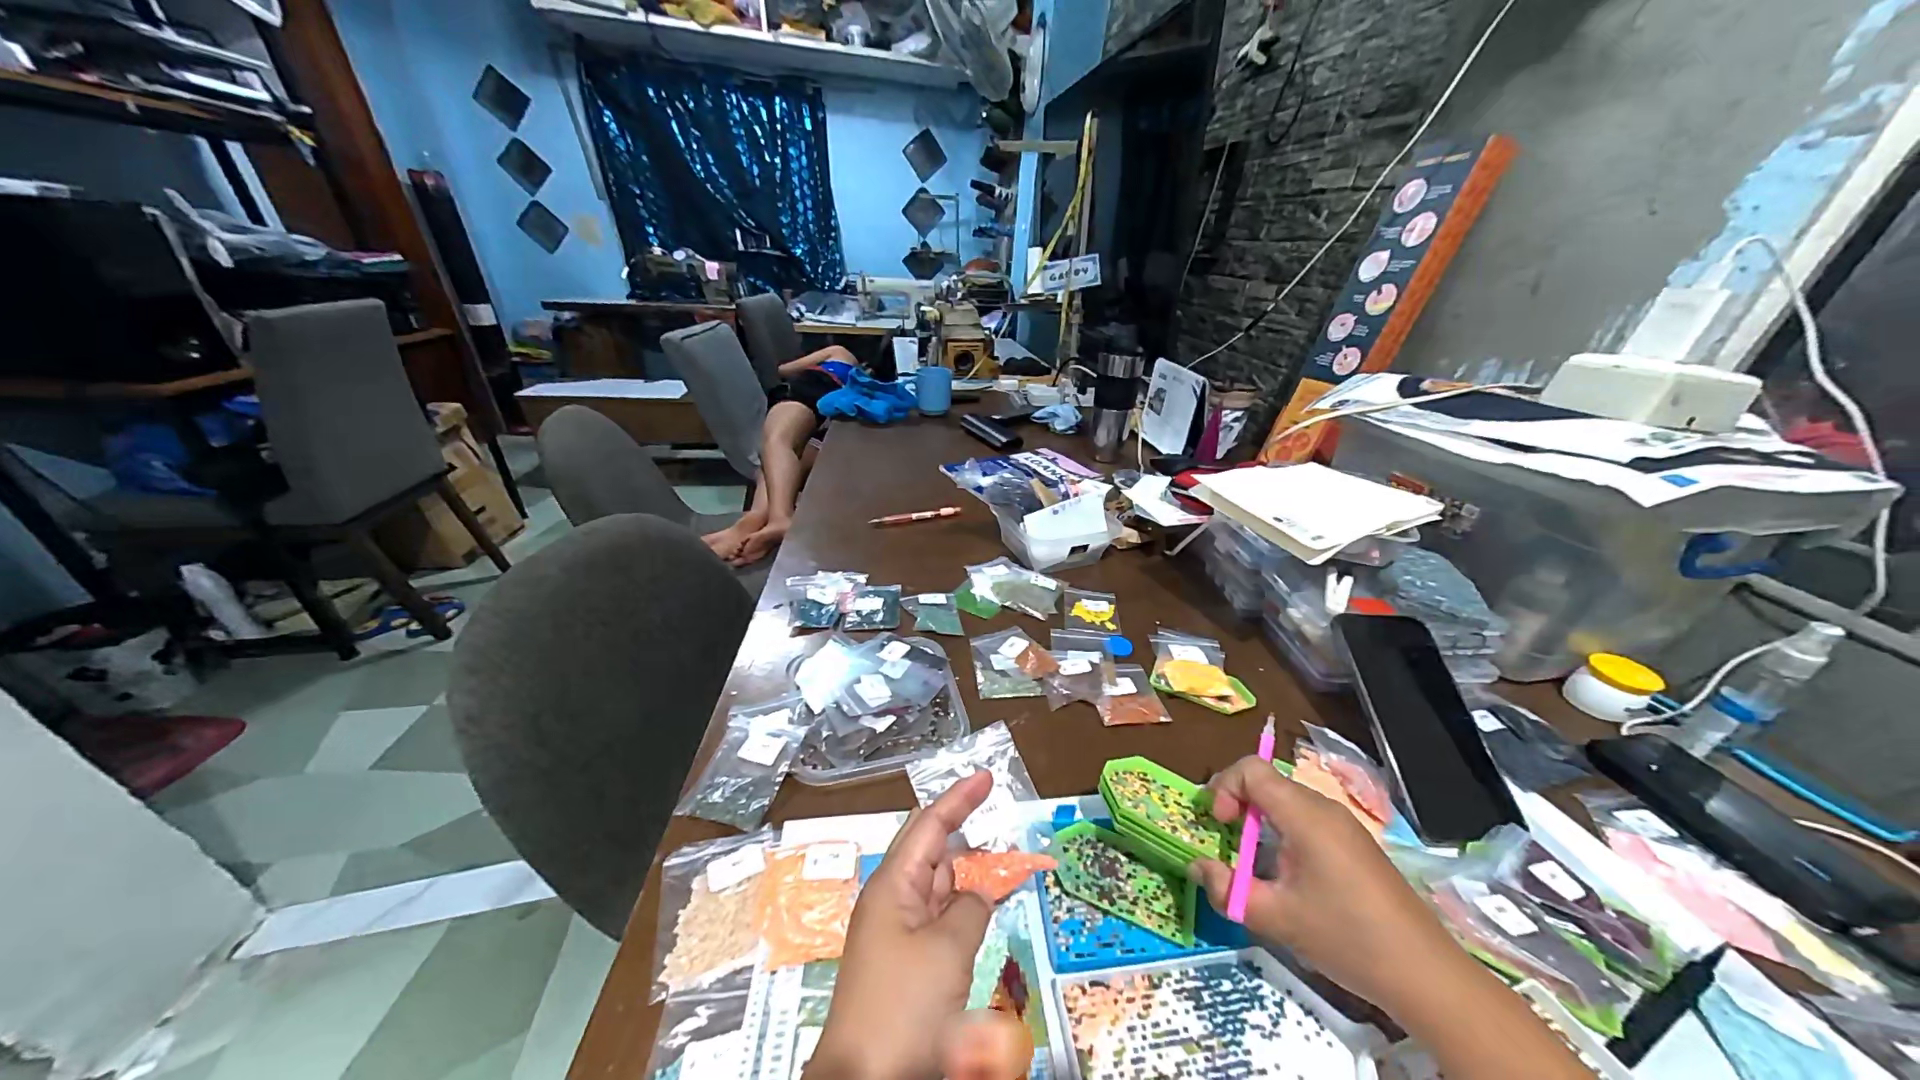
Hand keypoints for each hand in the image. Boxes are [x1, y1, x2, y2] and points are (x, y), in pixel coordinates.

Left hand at [809, 771, 996, 1079]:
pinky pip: (940, 920)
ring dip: (968, 872)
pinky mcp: (907, 964)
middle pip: (931, 850)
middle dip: (964, 830)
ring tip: (1000, 860)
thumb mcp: (947, 951)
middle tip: (996, 815)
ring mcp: (898, 933)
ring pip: (939, 886)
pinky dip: (964, 908)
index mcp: (892, 884)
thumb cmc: (902, 1006)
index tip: (987, 776)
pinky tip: (983, 906)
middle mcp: (892, 900)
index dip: (960, 798)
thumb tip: (978, 893)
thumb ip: (970, 909)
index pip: (929, 825)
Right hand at [1188, 756, 1466, 1012]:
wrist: (1427, 975)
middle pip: (1267, 782)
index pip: (1251, 768)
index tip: (1220, 825)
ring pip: (1285, 801)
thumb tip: (1197, 866)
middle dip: (1236, 804)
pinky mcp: (1354, 845)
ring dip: (1257, 820)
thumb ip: (1226, 889)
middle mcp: (1324, 809)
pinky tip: (1284, 875)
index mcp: (1305, 815)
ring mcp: (1343, 826)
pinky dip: (1280, 833)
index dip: (1224, 787)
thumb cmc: (1346, 938)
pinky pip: (1305, 820)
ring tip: (1249, 862)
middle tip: (1224, 843)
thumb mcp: (1275, 918)